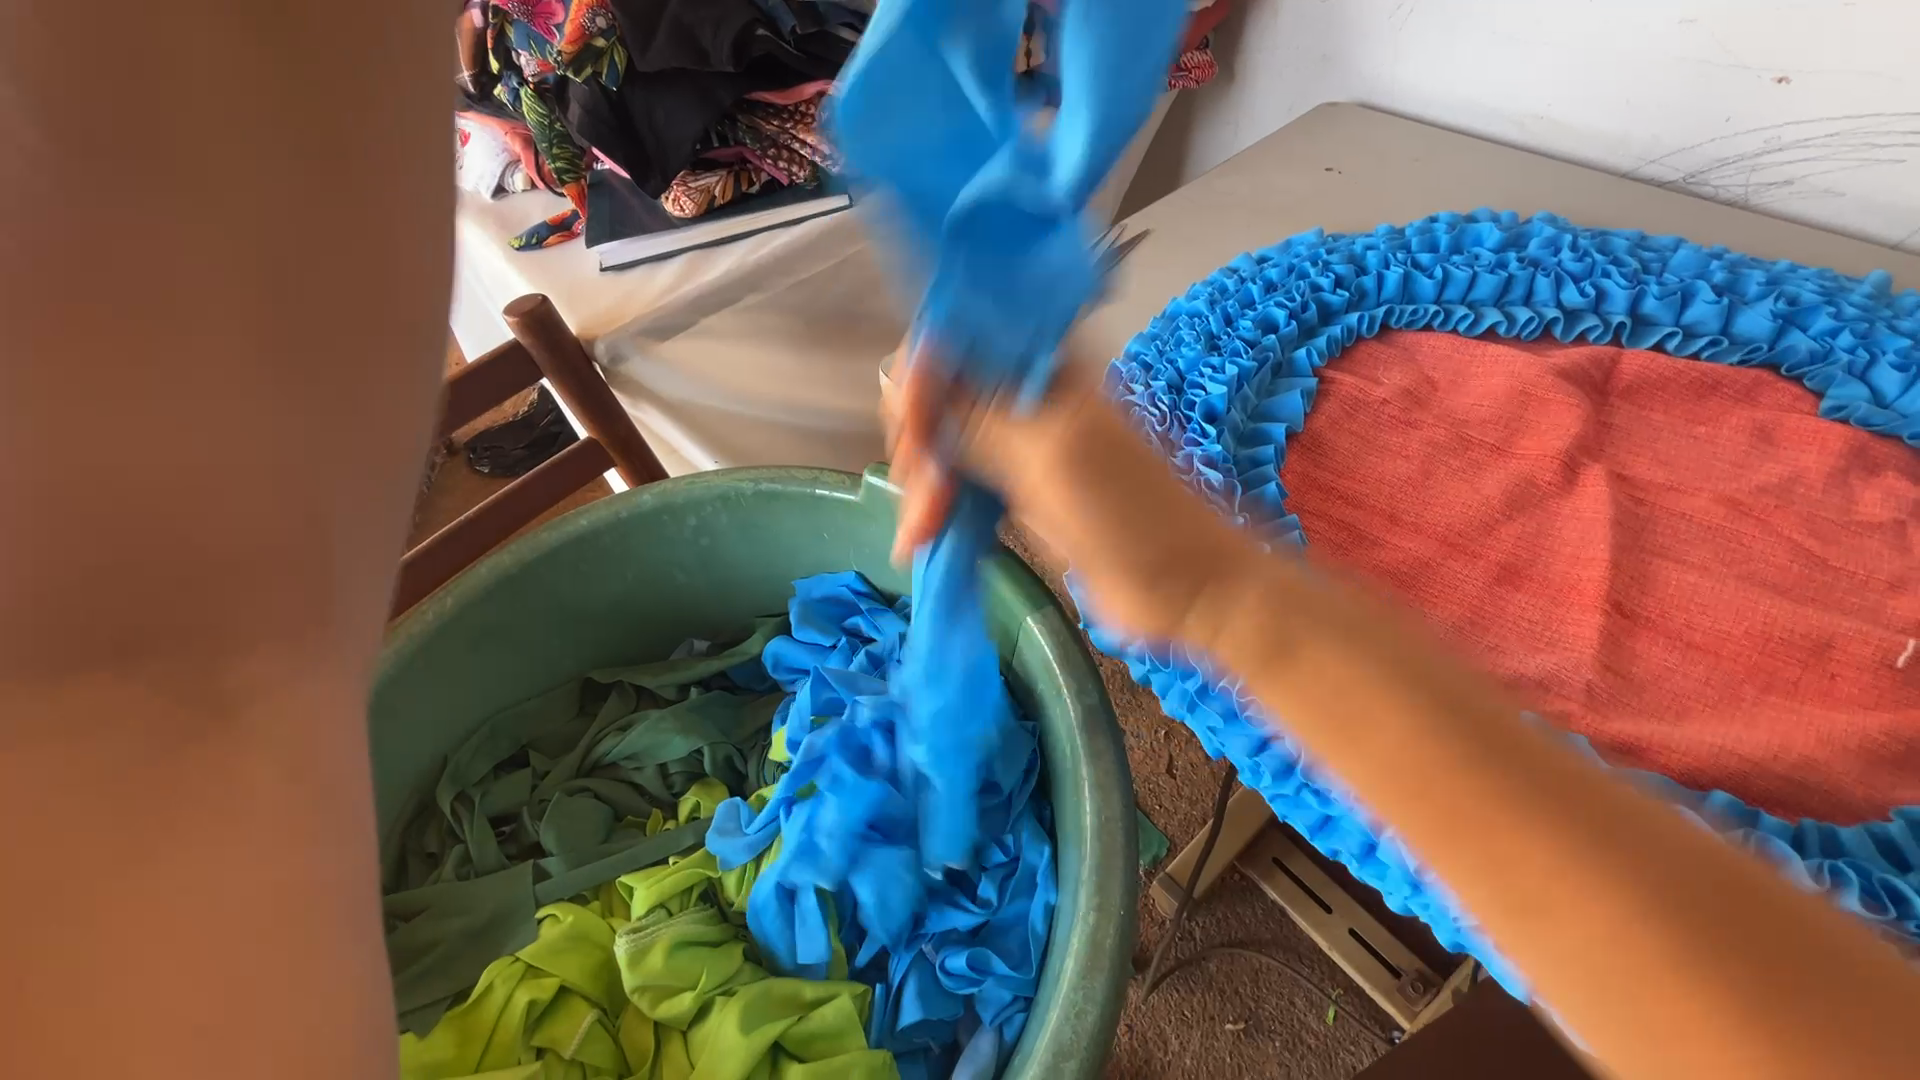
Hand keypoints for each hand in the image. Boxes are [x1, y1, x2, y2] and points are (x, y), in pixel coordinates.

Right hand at [884, 339, 1267, 649]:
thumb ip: (979, 412)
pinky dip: (935, 510)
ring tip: (922, 533)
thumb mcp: (1051, 453)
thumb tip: (905, 375)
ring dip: (923, 485)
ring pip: (943, 444)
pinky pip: (958, 487)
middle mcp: (1027, 396)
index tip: (917, 427)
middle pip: (940, 393)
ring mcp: (1020, 446)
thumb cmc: (1130, 516)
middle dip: (918, 439)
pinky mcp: (1016, 493)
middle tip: (923, 489)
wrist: (1183, 587)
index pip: (958, 337)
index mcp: (1046, 367)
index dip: (923, 374)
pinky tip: (921, 541)